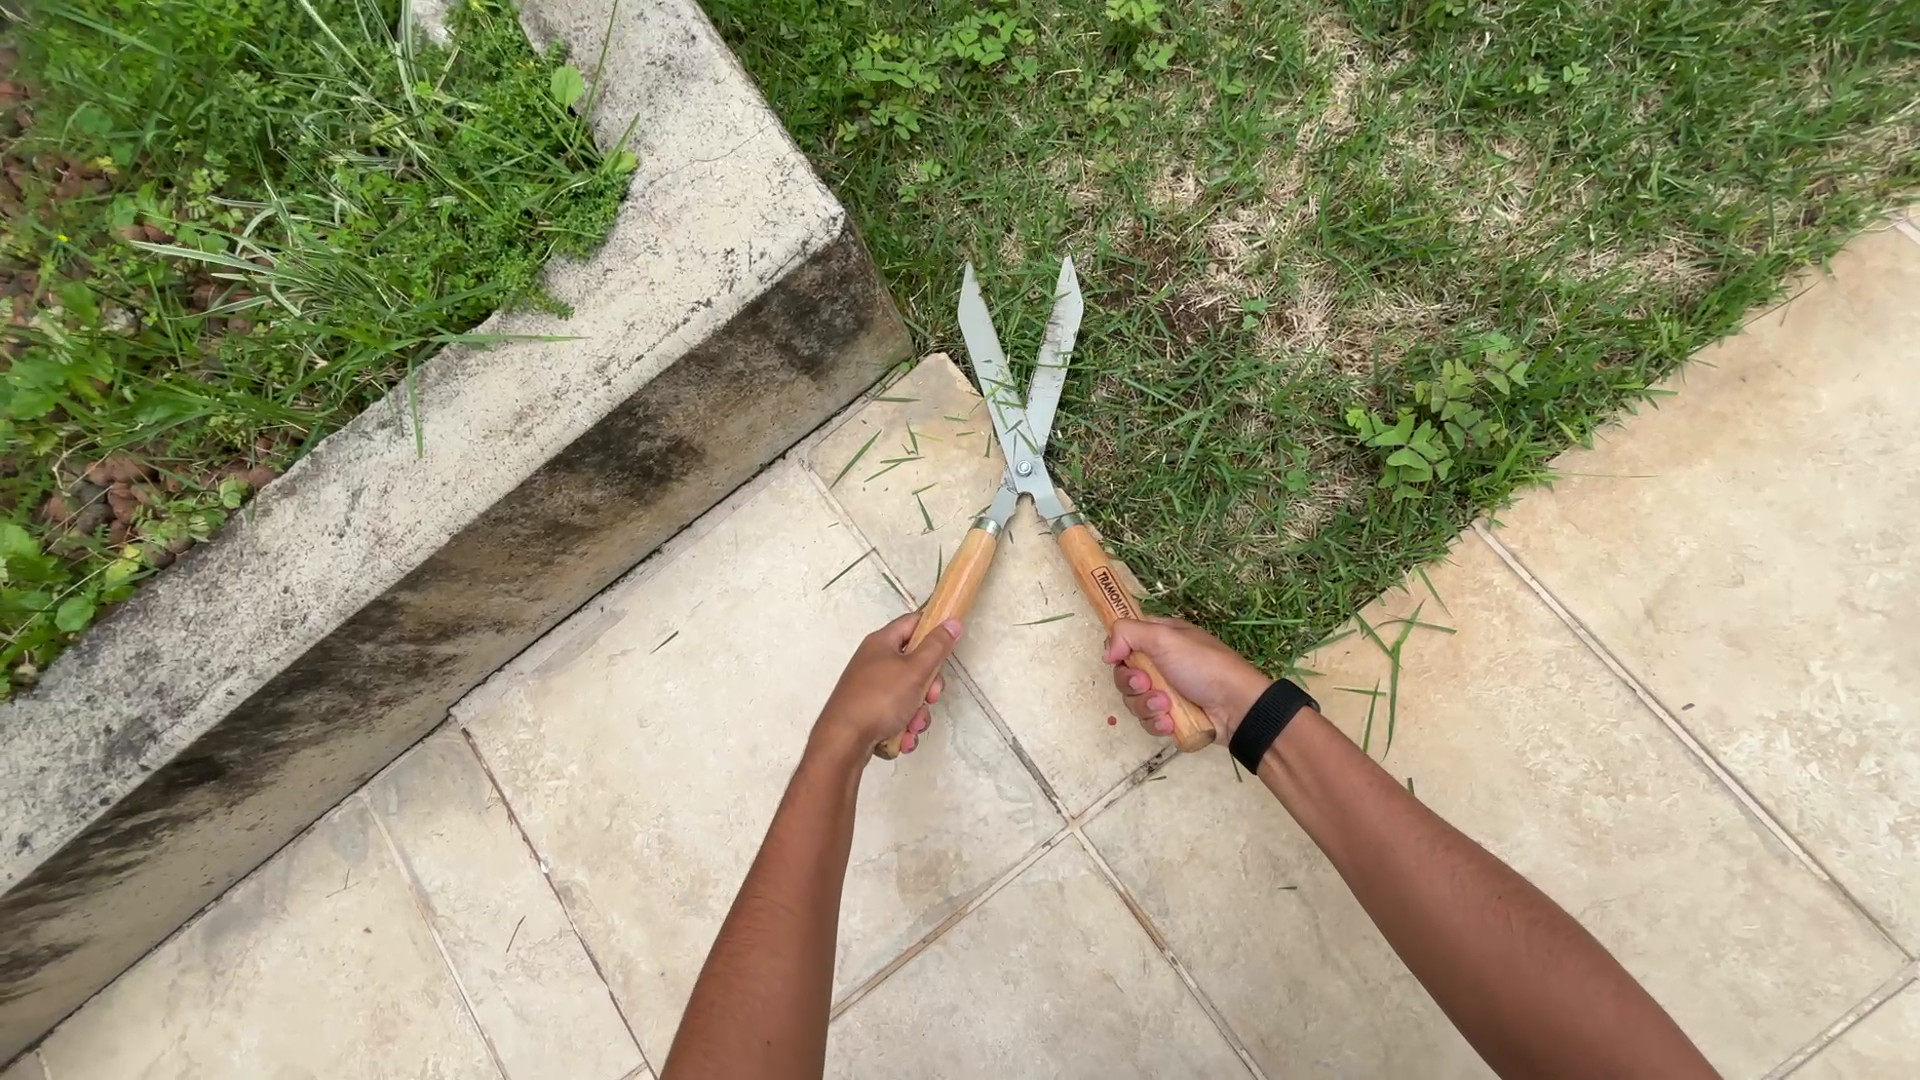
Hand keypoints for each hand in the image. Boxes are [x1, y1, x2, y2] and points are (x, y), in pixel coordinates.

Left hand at [812, 612, 962, 762]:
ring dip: (917, 712)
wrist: (844, 741)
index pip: (914, 622)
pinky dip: (903, 726)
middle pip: (914, 663)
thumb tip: (952, 622)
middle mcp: (874, 661)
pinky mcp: (868, 711)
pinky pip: (896, 713)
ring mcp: (870, 687)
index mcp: (882, 642)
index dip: (934, 630)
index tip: (949, 646)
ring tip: (913, 725)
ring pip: (908, 693)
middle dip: (928, 685)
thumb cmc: (880, 699)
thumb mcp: (916, 670)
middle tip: (931, 697)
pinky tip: (903, 738)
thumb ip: (937, 646)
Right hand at [1103, 616, 1270, 744]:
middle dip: (1131, 683)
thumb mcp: (1164, 637)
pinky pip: (1148, 721)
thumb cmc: (1204, 666)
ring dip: (1146, 705)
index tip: (1119, 659)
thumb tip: (1107, 652)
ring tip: (1166, 707)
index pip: (1125, 641)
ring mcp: (1166, 691)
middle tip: (1146, 684)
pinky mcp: (1171, 716)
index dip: (1118, 652)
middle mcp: (1161, 663)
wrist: (1238, 708)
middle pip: (1124, 674)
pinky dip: (1157, 722)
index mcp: (1160, 638)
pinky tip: (1171, 722)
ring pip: (1133, 700)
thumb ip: (1127, 633)